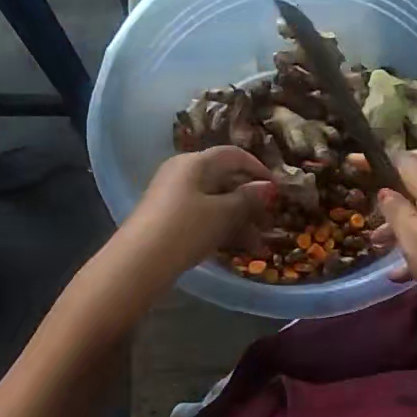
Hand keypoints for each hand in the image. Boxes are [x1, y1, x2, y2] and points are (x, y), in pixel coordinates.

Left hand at [119, 146, 275, 281]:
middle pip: (222, 178)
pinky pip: (200, 215)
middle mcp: (181, 172)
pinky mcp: (167, 218)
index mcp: (195, 162)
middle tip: (268, 220)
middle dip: (248, 199)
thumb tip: (268, 187)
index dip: (258, 168)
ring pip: (213, 200)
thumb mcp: (223, 214)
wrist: (140, 261)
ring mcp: (172, 196)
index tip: (277, 188)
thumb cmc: (186, 229)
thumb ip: (247, 199)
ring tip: (256, 243)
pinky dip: (219, 227)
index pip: (233, 155)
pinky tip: (234, 246)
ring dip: (237, 219)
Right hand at [373, 146, 416, 333]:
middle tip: (387, 186)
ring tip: (383, 242)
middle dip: (411, 168)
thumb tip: (385, 191)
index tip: (355, 163)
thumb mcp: (416, 244)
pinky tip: (408, 266)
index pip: (408, 160)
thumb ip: (397, 213)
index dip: (380, 161)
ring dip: (416, 208)